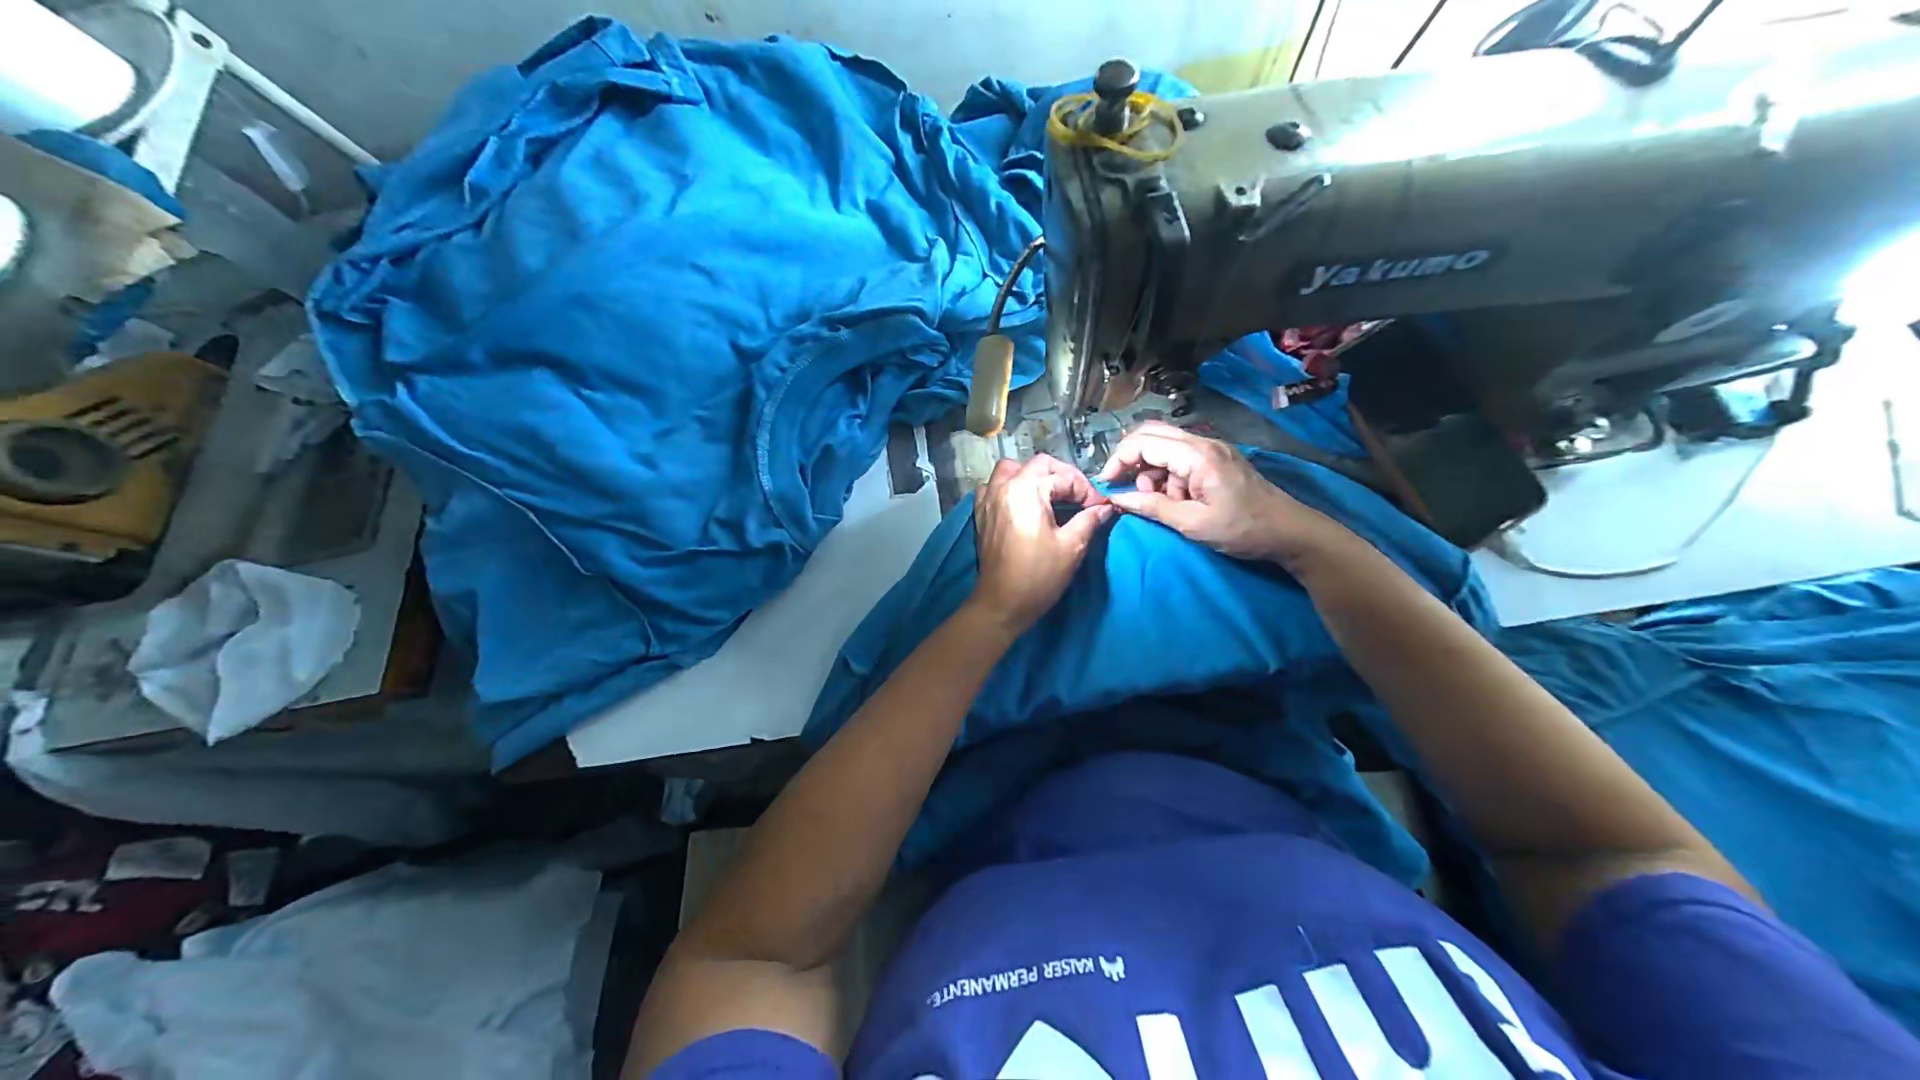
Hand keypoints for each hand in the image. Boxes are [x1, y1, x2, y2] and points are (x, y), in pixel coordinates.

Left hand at [969, 454, 1116, 633]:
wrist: (1001, 604)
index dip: (1086, 491)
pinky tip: (1023, 504)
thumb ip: (1089, 520)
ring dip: (1034, 476)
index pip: (1064, 477)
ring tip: (1050, 495)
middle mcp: (1004, 486)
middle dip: (1063, 477)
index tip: (1098, 508)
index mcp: (1027, 490)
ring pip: (1012, 469)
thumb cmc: (1038, 576)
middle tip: (1080, 499)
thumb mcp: (1071, 546)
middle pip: (1039, 465)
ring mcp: (988, 498)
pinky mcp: (981, 513)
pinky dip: (1009, 486)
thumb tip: (1105, 508)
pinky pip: (993, 486)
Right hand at [1097, 421, 1350, 564]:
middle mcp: (1203, 443)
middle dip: (1131, 460)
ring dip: (1152, 472)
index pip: (1143, 442)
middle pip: (1151, 435)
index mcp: (1197, 455)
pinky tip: (1177, 500)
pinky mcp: (1216, 460)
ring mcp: (1211, 449)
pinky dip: (1169, 477)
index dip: (1118, 460)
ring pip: (1164, 448)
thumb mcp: (1192, 523)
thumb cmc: (1243, 529)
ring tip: (1160, 502)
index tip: (1107, 484)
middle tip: (1124, 488)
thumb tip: (1119, 498)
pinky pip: (1180, 459)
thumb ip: (1153, 507)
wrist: (1290, 532)